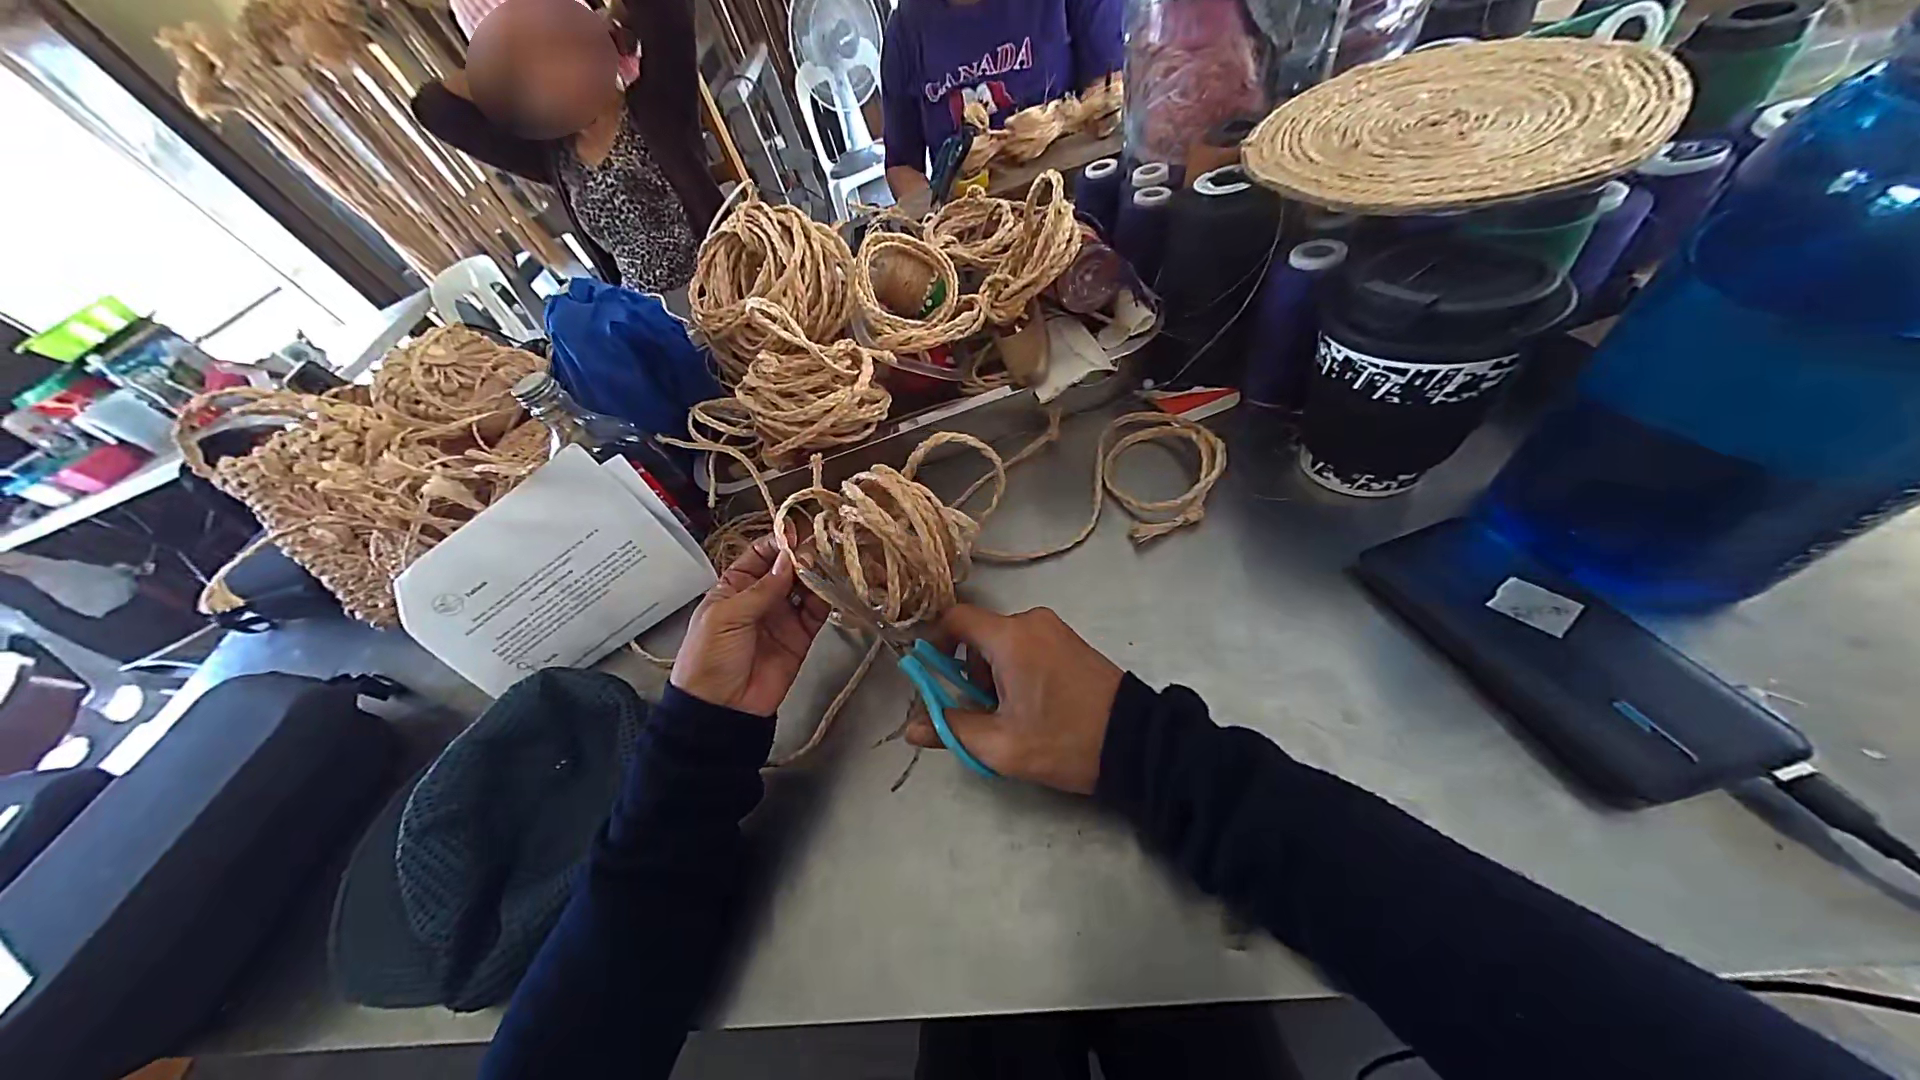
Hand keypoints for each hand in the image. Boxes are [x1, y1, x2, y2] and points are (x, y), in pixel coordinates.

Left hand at [671, 535, 829, 715]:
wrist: (721, 708)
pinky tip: (834, 586)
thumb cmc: (709, 657)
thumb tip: (790, 558)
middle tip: (819, 547)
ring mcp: (784, 615)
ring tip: (829, 564)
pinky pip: (818, 610)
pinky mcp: (802, 634)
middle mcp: (762, 596)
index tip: (797, 533)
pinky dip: (828, 597)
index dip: (778, 542)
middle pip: (788, 567)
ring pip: (806, 585)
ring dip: (818, 573)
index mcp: (736, 586)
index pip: (761, 554)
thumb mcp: (726, 616)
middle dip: (803, 555)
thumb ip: (762, 588)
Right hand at [905, 605, 1123, 793]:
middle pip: (979, 635)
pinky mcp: (1070, 640)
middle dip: (969, 671)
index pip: (955, 618)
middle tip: (982, 711)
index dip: (936, 644)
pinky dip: (1017, 668)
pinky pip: (1027, 644)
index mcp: (1011, 637)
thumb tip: (912, 728)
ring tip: (1013, 715)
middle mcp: (1031, 621)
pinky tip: (1034, 704)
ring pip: (1003, 642)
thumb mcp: (1001, 745)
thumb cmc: (1064, 740)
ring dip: (994, 674)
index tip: (936, 678)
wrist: (1137, 741)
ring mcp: (1054, 628)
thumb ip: (951, 729)